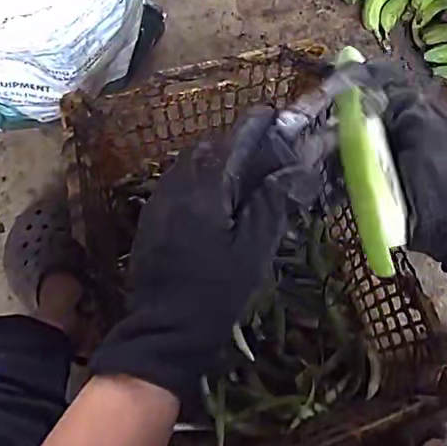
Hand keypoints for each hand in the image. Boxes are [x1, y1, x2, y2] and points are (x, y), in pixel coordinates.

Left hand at [88, 109, 319, 398]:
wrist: (164, 331)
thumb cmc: (216, 292)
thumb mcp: (253, 250)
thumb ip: (271, 204)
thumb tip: (295, 169)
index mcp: (205, 192)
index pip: (232, 142)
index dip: (254, 125)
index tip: (273, 114)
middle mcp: (177, 187)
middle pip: (207, 146)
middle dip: (234, 140)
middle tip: (262, 149)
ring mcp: (159, 202)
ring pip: (188, 162)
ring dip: (215, 157)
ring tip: (242, 171)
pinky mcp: (151, 218)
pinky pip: (176, 181)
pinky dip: (199, 175)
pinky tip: (215, 197)